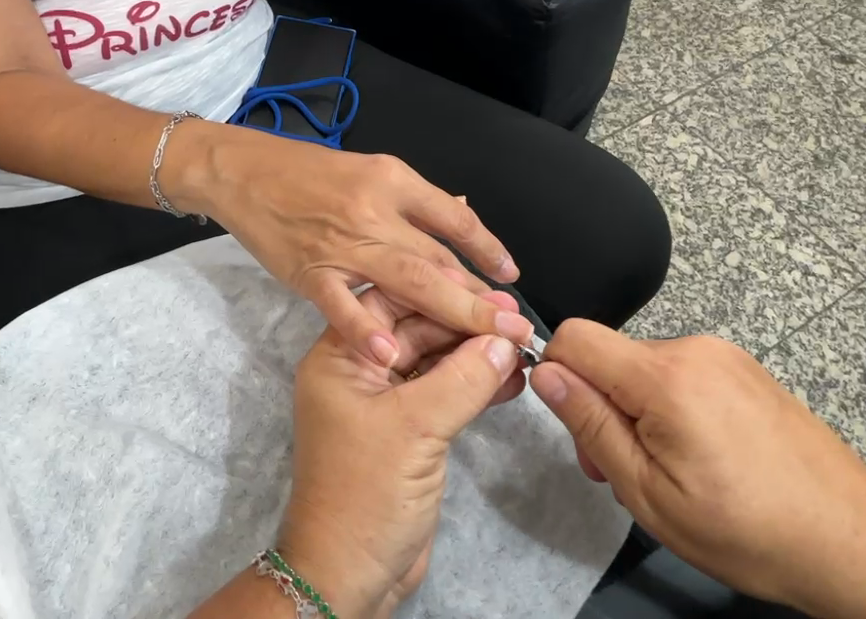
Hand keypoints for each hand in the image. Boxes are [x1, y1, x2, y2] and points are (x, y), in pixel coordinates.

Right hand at [167, 122, 533, 367]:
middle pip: (439, 258)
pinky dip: (367, 331)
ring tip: (484, 346)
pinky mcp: (309, 271)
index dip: (488, 249)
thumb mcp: (368, 170)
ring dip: (449, 314)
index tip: (512, 279)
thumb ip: (412, 199)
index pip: (453, 218)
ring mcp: (342, 243)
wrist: (244, 171)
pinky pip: (343, 305)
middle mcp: (375, 210)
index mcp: (392, 179)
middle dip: (482, 296)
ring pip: (406, 282)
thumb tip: (460, 212)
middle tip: (518, 331)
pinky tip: (393, 357)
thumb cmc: (307, 172)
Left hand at [278, 288, 526, 615]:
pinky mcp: (408, 430)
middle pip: (417, 328)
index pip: (391, 302)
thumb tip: (506, 341)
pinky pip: (444, 393)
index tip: (490, 292)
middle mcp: (361, 368)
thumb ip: (462, 379)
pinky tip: (513, 382)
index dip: (439, 292)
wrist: (350, 573)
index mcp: (341, 354)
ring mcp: (385, 400)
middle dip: (465, 324)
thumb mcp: (414, 428)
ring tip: (523, 346)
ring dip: (476, 355)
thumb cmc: (366, 491)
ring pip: (435, 360)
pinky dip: (476, 386)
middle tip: (516, 318)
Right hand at [529, 321, 865, 611]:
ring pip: (642, 367)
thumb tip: (544, 373)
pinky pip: (678, 372)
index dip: (557, 373)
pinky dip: (668, 406)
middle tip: (618, 471)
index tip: (575, 425)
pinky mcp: (742, 368)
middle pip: (609, 356)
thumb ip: (591, 425)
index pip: (574, 336)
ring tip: (665, 470)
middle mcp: (693, 349)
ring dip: (634, 410)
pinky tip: (698, 455)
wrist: (858, 542)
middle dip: (599, 405)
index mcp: (665, 377)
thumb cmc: (750, 531)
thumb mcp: (650, 494)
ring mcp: (723, 355)